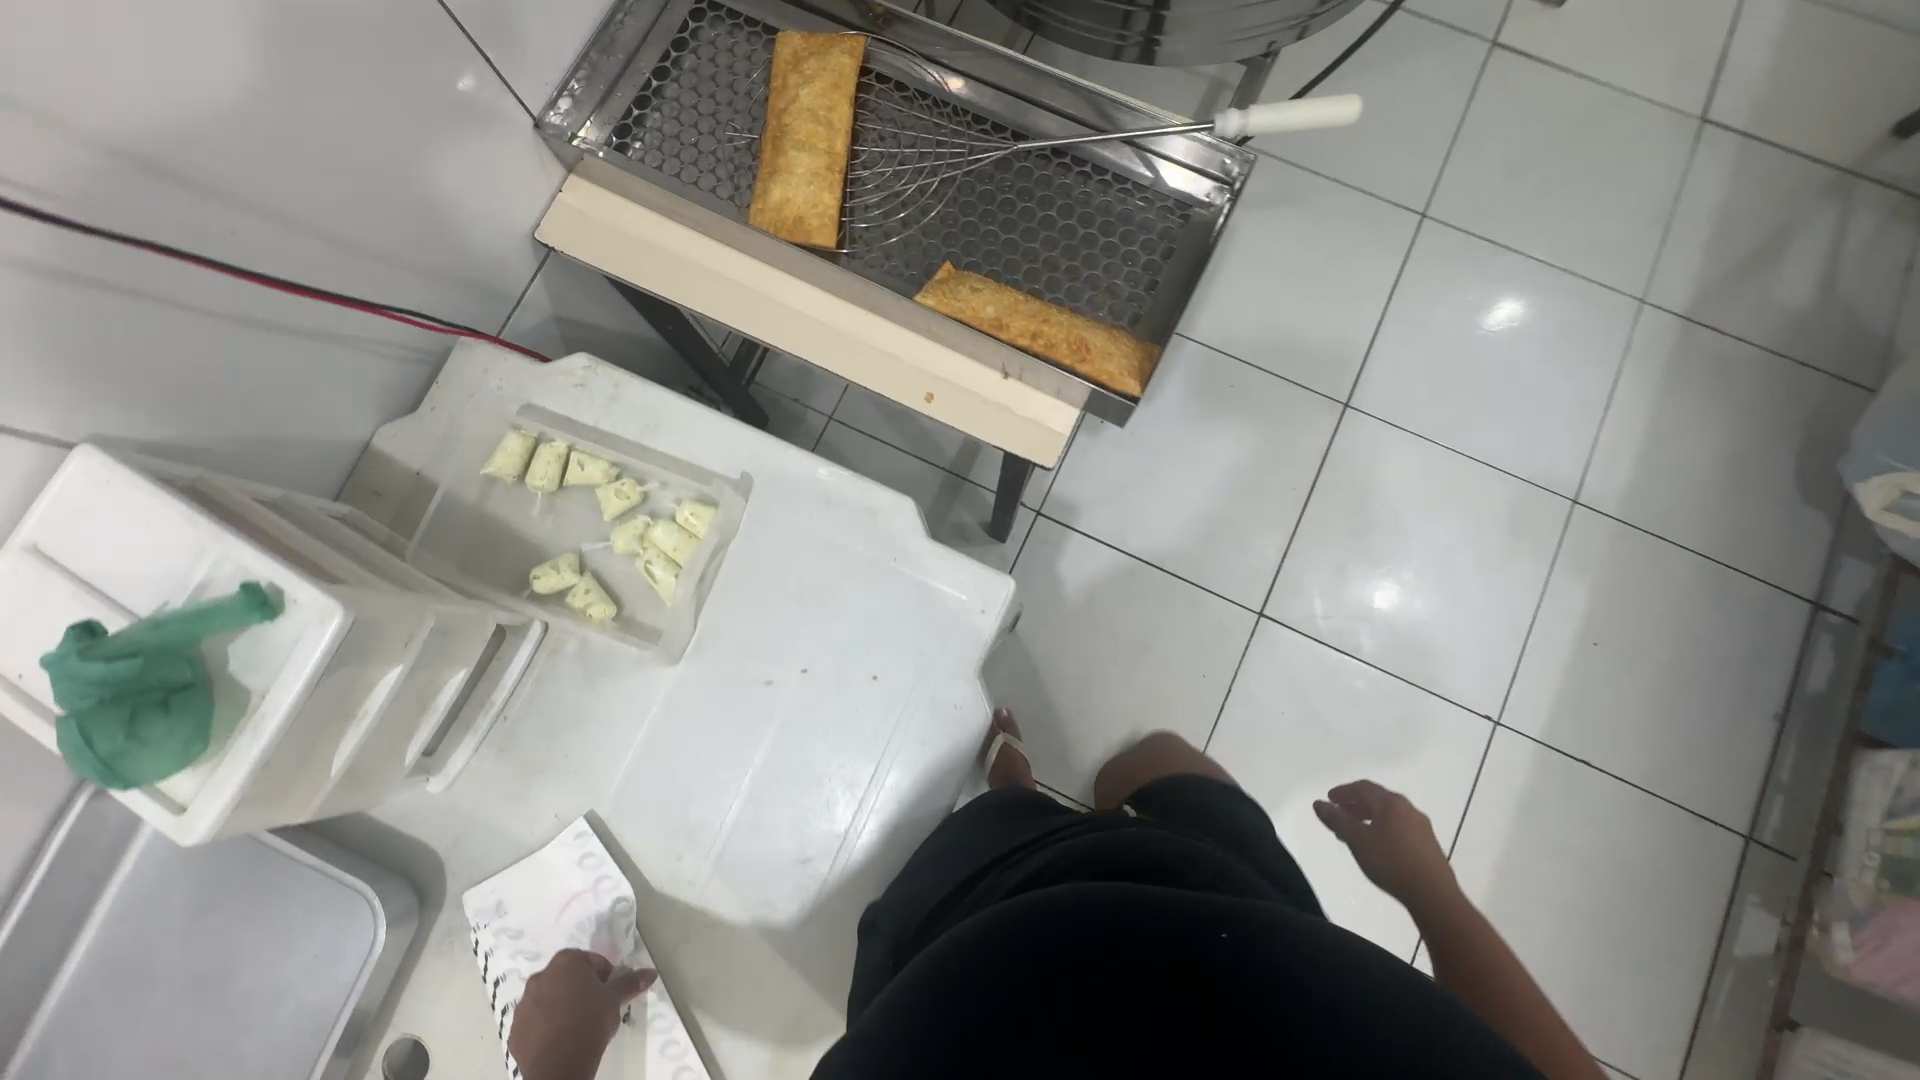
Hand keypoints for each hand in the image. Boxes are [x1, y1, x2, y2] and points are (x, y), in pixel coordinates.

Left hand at [508, 949, 657, 1079]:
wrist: (559, 1063)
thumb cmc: (590, 1020)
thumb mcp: (615, 999)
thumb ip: (630, 982)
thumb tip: (651, 973)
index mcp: (566, 962)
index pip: (591, 961)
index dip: (605, 976)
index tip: (610, 994)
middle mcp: (541, 977)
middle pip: (566, 978)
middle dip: (580, 989)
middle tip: (596, 1008)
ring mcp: (523, 1005)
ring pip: (548, 1000)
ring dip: (561, 1007)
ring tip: (577, 1027)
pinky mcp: (514, 1031)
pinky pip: (534, 1023)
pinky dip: (546, 1027)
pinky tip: (560, 1040)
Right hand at [1313, 780, 1459, 910]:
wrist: (1434, 895)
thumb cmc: (1391, 862)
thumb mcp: (1357, 840)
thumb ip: (1337, 820)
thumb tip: (1318, 803)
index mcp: (1391, 803)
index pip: (1363, 788)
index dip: (1343, 791)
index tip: (1329, 799)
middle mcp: (1408, 809)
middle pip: (1377, 800)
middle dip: (1355, 805)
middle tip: (1339, 815)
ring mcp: (1421, 827)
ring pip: (1389, 816)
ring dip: (1368, 819)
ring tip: (1354, 833)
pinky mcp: (1428, 845)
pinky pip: (1399, 828)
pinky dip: (1382, 830)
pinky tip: (1376, 847)